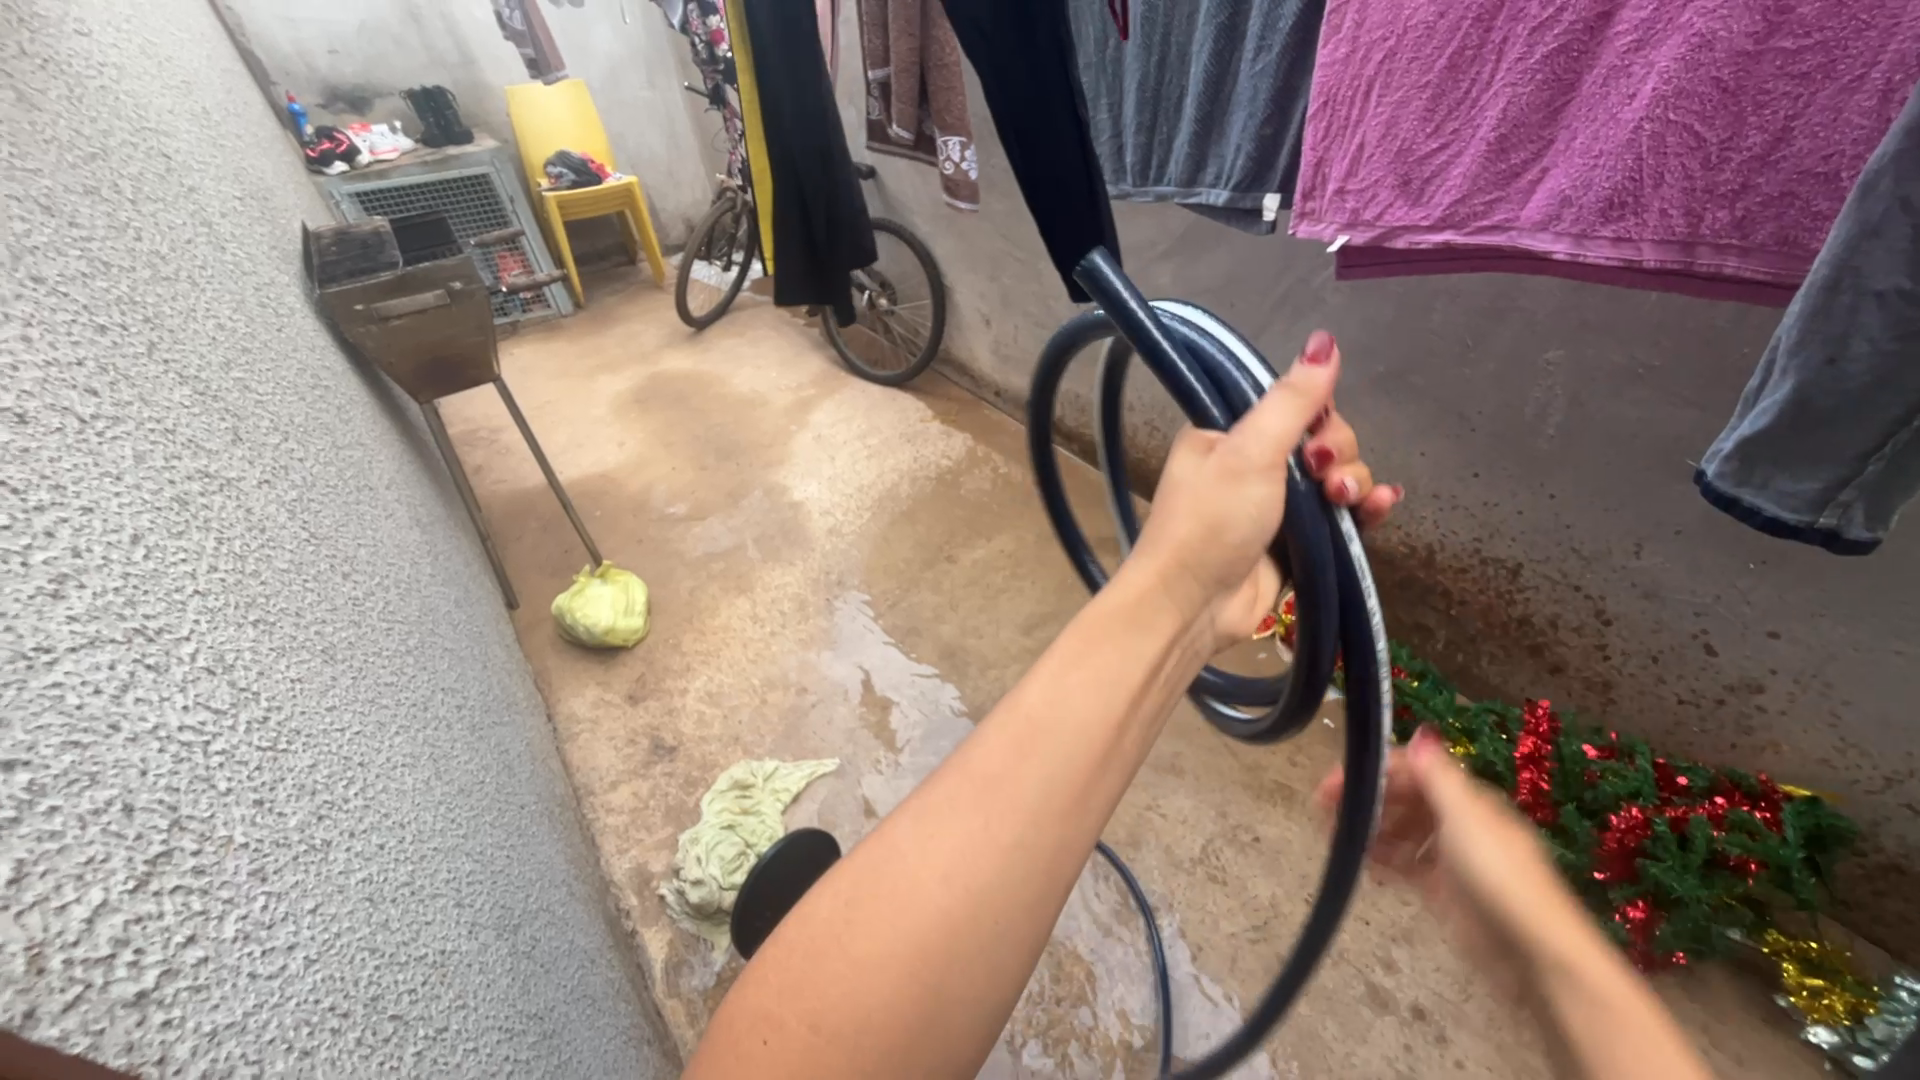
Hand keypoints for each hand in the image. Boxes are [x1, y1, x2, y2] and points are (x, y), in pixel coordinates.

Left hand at [1121, 331, 1402, 650]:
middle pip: (1321, 440)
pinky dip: (1363, 511)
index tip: (1317, 434)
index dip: (1317, 415)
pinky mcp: (1294, 542)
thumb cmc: (1211, 522)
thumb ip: (1291, 400)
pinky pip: (1339, 517)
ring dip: (1352, 483)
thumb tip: (1324, 339)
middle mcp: (1249, 464)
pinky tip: (1383, 508)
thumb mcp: (1249, 452)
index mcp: (1225, 434)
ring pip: (1335, 478)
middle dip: (1336, 454)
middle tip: (1321, 476)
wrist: (1193, 605)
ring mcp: (1273, 505)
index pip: (1289, 405)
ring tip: (1342, 502)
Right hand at [1314, 728, 1593, 988]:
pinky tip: (1361, 864)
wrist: (1533, 953)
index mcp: (1467, 798)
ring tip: (1336, 840)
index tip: (1332, 784)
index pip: (1412, 771)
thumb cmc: (1498, 875)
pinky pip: (1403, 863)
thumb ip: (1439, 777)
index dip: (1372, 771)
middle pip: (1402, 799)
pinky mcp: (1441, 889)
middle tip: (1323, 812)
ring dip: (1368, 829)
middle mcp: (1458, 821)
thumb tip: (1421, 734)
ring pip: (1399, 830)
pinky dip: (1381, 859)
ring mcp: (1449, 856)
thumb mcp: (1466, 818)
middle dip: (1364, 799)